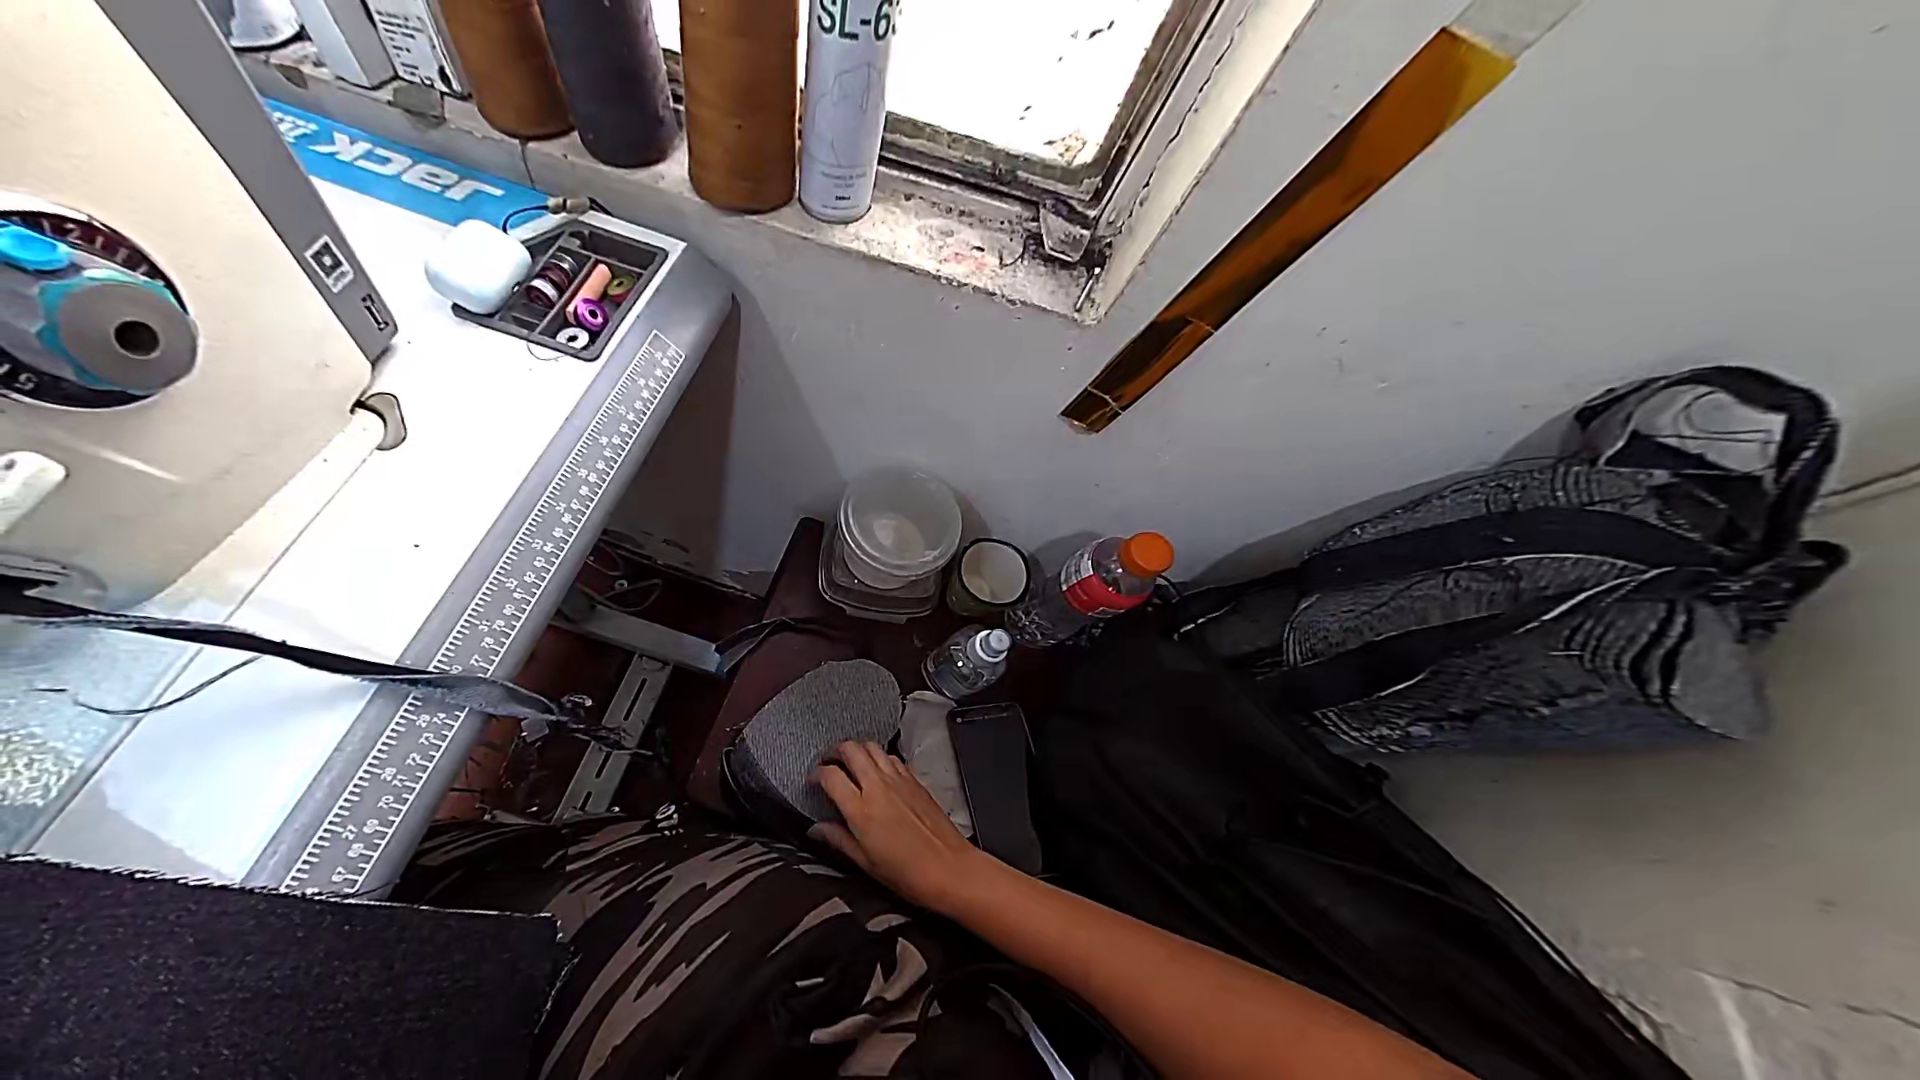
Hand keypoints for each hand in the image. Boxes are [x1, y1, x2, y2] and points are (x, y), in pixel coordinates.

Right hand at [810, 740, 990, 912]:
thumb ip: (838, 839)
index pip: (831, 775)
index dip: (816, 773)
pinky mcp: (914, 779)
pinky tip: (877, 770)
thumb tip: (817, 830)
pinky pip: (892, 757)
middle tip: (828, 761)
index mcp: (861, 809)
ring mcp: (898, 780)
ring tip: (850, 761)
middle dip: (835, 751)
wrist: (947, 867)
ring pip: (872, 747)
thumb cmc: (908, 871)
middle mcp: (879, 787)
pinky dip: (879, 757)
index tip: (813, 780)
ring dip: (857, 749)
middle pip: (851, 749)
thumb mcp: (864, 861)